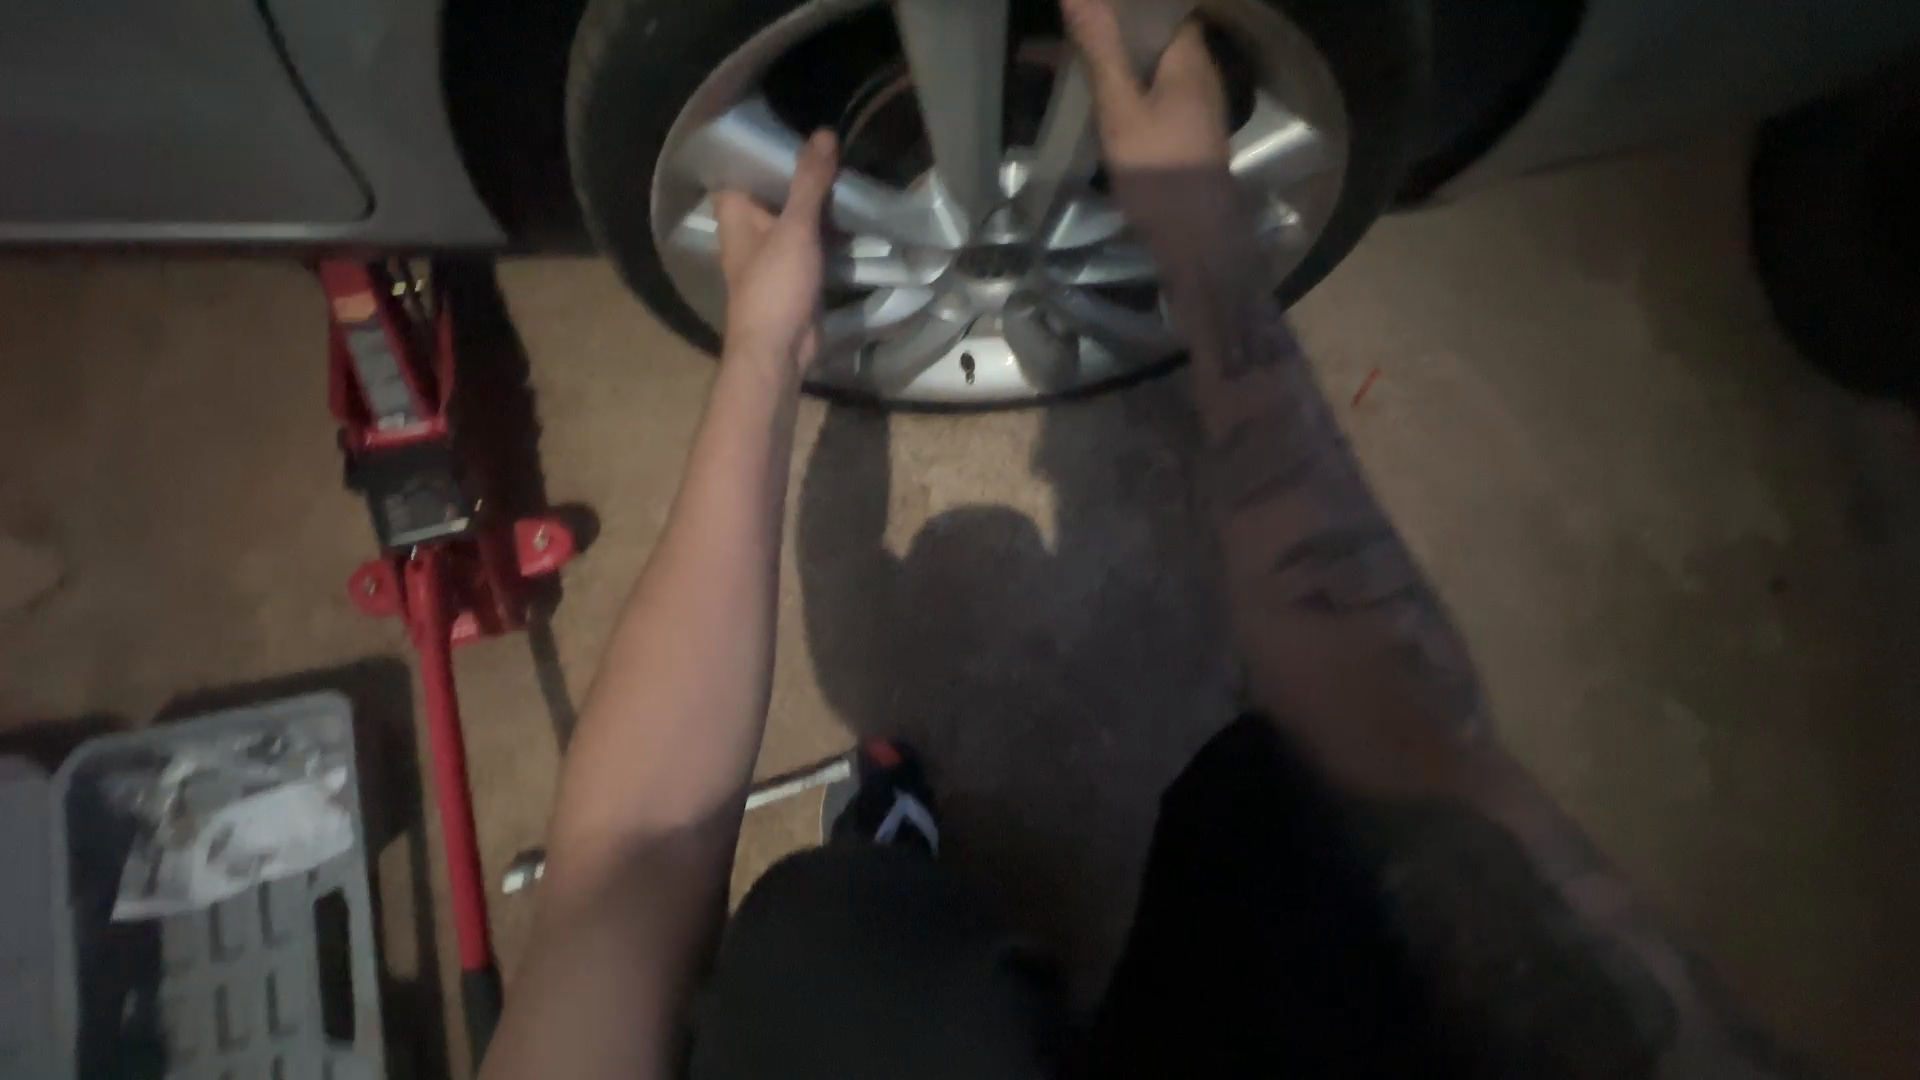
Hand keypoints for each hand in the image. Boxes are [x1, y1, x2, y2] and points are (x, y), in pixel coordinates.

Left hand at [714, 130, 837, 373]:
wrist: (779, 350)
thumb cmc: (775, 286)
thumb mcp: (796, 227)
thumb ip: (810, 182)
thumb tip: (824, 133)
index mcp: (735, 212)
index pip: (743, 165)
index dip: (765, 144)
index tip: (794, 124)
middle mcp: (747, 230)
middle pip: (774, 191)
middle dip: (800, 174)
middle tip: (833, 147)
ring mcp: (770, 255)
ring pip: (794, 220)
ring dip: (818, 206)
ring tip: (848, 174)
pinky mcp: (793, 278)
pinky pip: (810, 246)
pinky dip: (827, 235)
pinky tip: (851, 218)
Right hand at [1061, 0, 1228, 170]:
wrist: (1194, 237)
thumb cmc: (1159, 170)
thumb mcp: (1121, 109)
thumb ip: (1100, 49)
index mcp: (1187, 55)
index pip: (1159, 7)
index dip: (1123, 5)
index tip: (1085, 9)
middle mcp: (1195, 74)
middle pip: (1148, 39)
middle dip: (1106, 34)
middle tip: (1063, 36)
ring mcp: (1191, 109)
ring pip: (1144, 72)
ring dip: (1107, 67)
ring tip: (1062, 69)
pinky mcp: (1181, 138)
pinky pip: (1146, 101)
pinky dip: (1118, 95)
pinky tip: (1091, 109)